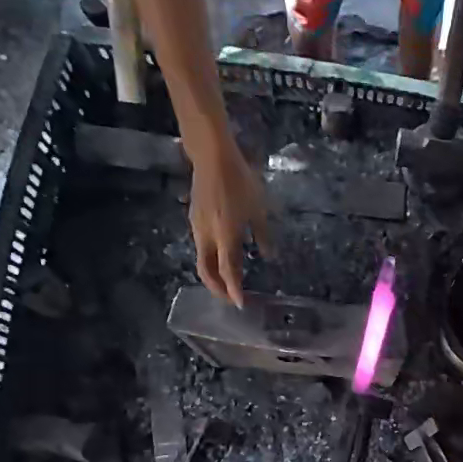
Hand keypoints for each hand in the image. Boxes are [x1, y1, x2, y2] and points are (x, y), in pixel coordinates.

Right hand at [187, 133, 271, 307]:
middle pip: (207, 270)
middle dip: (217, 289)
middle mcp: (208, 235)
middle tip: (230, 299)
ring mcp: (197, 227)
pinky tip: (221, 259)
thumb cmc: (241, 181)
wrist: (212, 156)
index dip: (234, 290)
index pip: (228, 271)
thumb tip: (268, 257)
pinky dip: (210, 259)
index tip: (241, 304)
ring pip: (202, 259)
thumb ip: (263, 236)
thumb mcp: (259, 210)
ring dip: (213, 275)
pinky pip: (201, 246)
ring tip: (227, 284)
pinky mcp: (194, 218)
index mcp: (226, 235)